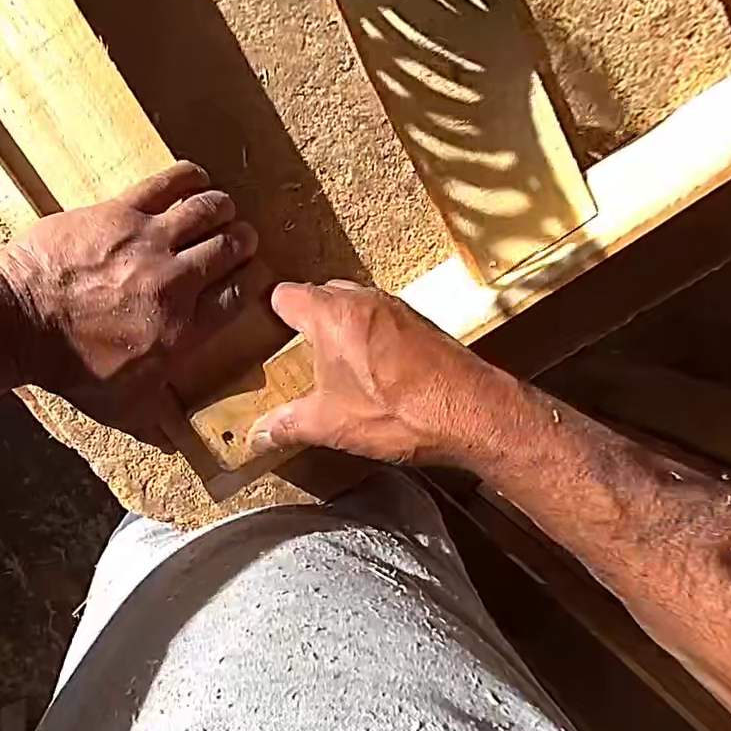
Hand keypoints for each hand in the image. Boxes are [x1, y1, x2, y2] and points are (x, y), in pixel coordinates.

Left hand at [0, 162, 256, 445]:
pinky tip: (197, 178)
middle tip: (242, 240)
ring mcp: (148, 243)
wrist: (16, 322)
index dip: (254, 282)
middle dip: (243, 242)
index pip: (239, 295)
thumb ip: (155, 423)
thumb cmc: (69, 368)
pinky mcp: (120, 212)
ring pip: (207, 211)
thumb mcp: (120, 407)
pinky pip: (168, 184)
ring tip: (225, 210)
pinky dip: (190, 178)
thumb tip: (175, 448)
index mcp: (182, 328)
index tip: (254, 277)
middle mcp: (175, 282)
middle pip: (230, 249)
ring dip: (224, 208)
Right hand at [246, 281, 522, 467]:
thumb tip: (257, 436)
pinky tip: (374, 369)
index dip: (272, 313)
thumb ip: (287, 426)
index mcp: (333, 315)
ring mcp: (397, 307)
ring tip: (334, 362)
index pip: (286, 295)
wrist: (474, 413)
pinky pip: (382, 317)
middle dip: (307, 319)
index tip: (266, 333)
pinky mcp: (422, 322)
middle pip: (320, 294)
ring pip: (354, 304)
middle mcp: (364, 300)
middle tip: (296, 352)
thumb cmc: (401, 412)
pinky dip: (371, 334)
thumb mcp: (331, 424)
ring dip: (341, 326)